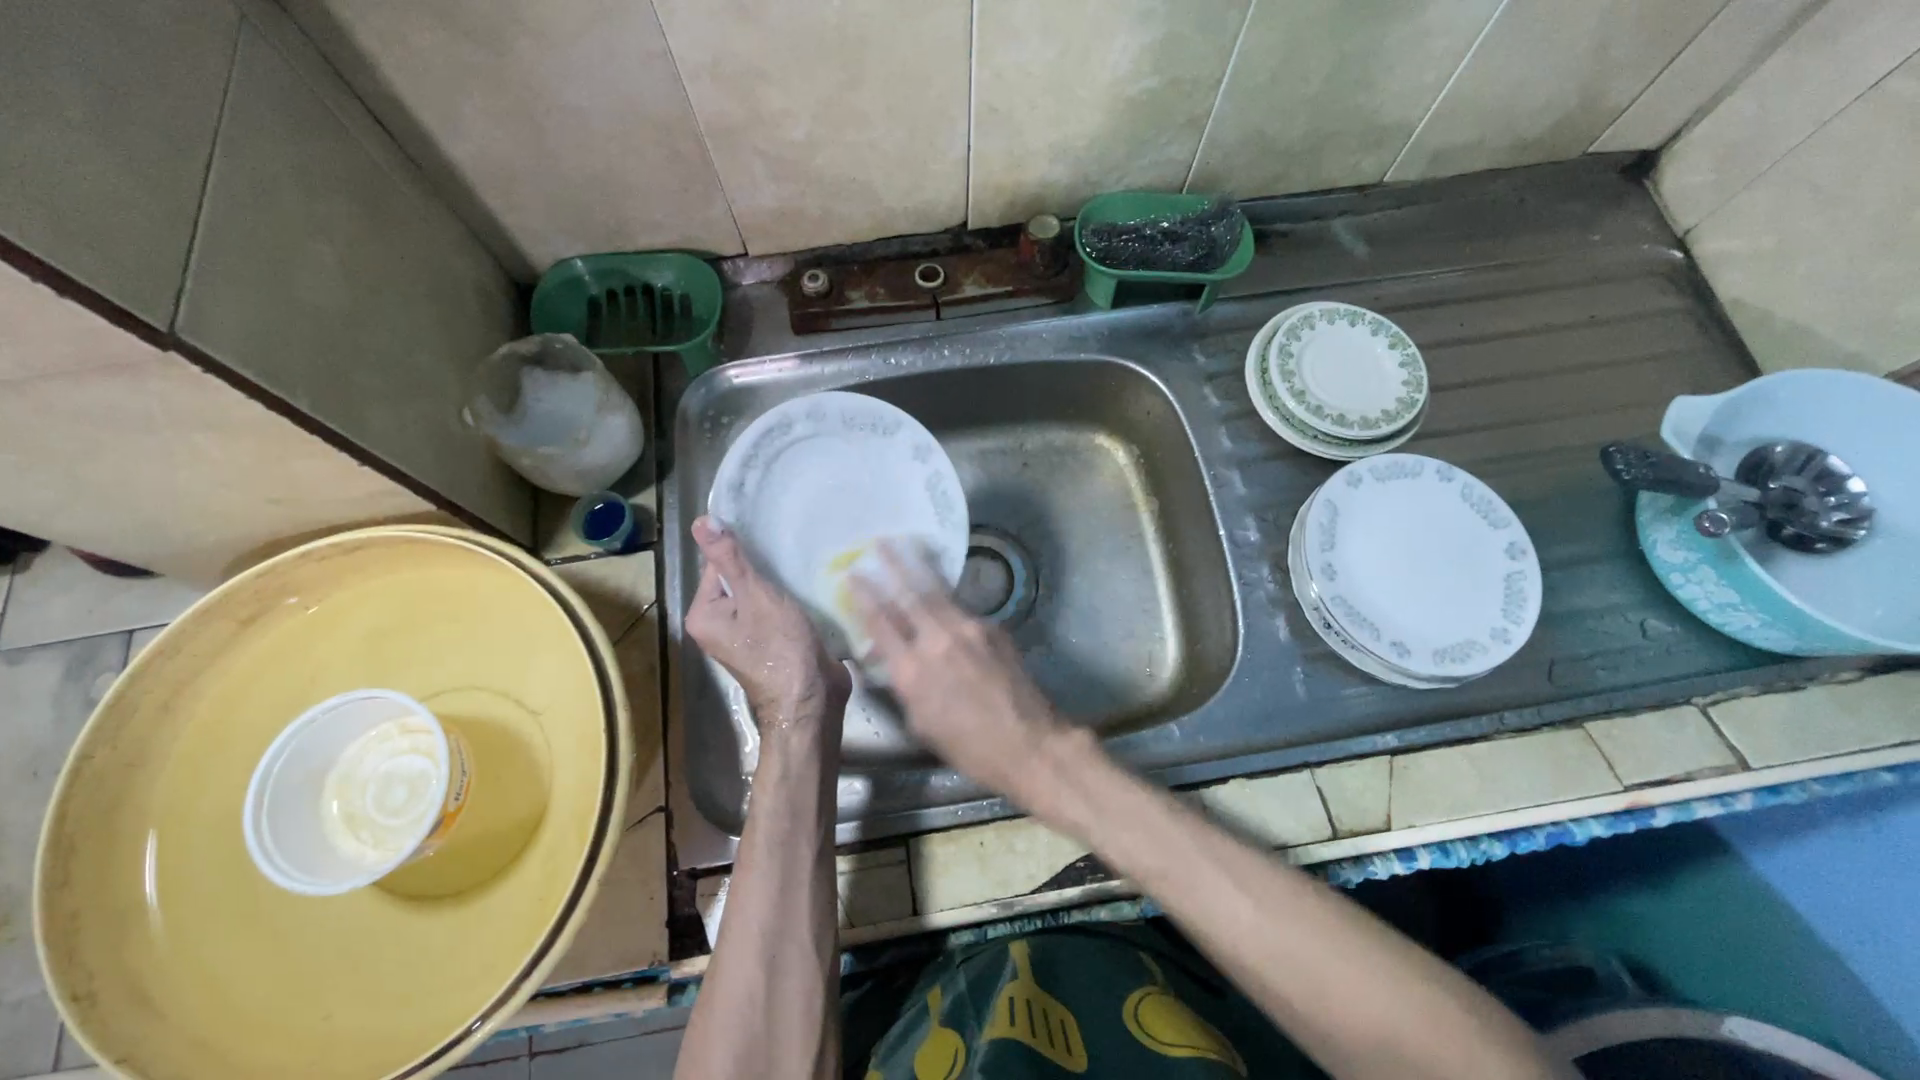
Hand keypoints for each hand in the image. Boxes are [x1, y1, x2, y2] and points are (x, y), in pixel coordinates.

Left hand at [685, 516, 850, 728]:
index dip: (746, 556)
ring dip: (782, 586)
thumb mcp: (755, 596)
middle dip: (766, 571)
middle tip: (791, 563)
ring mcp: (745, 637)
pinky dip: (791, 603)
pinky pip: (776, 611)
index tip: (772, 554)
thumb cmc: (780, 648)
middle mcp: (717, 626)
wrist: (811, 700)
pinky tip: (808, 595)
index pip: (719, 566)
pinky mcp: (771, 643)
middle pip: (741, 580)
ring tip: (801, 575)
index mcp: (703, 615)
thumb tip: (700, 521)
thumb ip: (729, 558)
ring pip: (762, 595)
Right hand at [851, 545, 1070, 800]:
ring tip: (906, 545)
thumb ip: (902, 685)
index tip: (852, 574)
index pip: (880, 623)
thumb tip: (889, 659)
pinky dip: (946, 595)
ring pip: (938, 591)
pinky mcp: (993, 628)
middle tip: (878, 542)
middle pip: (908, 594)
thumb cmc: (969, 747)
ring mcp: (969, 629)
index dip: (863, 596)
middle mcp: (937, 641)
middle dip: (891, 565)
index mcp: (912, 671)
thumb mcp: (921, 723)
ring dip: (919, 567)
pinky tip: (941, 589)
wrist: (1029, 742)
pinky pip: (961, 606)